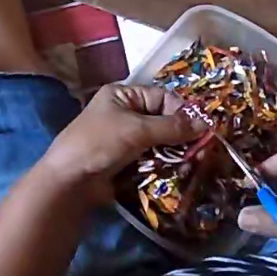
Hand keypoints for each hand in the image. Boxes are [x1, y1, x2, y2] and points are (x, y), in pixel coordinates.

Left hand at [37, 84, 202, 194]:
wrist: (70, 180)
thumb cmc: (100, 143)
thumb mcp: (137, 130)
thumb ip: (172, 127)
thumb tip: (206, 124)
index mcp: (123, 95)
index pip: (162, 97)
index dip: (181, 112)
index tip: (200, 129)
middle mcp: (125, 112)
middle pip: (163, 119)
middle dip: (180, 134)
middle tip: (200, 149)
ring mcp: (125, 137)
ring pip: (160, 141)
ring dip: (174, 151)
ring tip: (191, 162)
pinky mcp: (126, 160)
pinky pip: (152, 157)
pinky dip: (163, 163)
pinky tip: (177, 171)